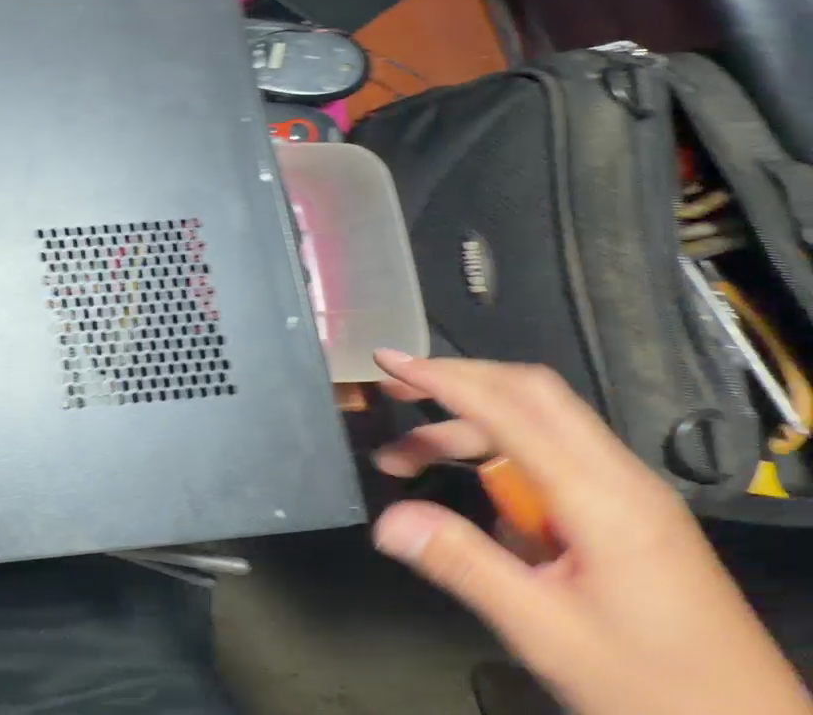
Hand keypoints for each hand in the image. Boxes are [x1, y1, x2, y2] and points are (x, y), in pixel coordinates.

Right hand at [369, 350, 811, 714]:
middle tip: (394, 385)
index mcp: (603, 500)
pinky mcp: (634, 515)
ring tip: (408, 461)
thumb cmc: (654, 686)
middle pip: (533, 395)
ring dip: (472, 428)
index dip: (442, 378)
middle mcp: (623, 481)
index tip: (387, 359)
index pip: (509, 410)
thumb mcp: (546, 632)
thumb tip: (388, 521)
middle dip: (458, 379)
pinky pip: (558, 459)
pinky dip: (503, 455)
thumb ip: (464, 566)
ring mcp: (633, 496)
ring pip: (542, 425)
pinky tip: (480, 502)